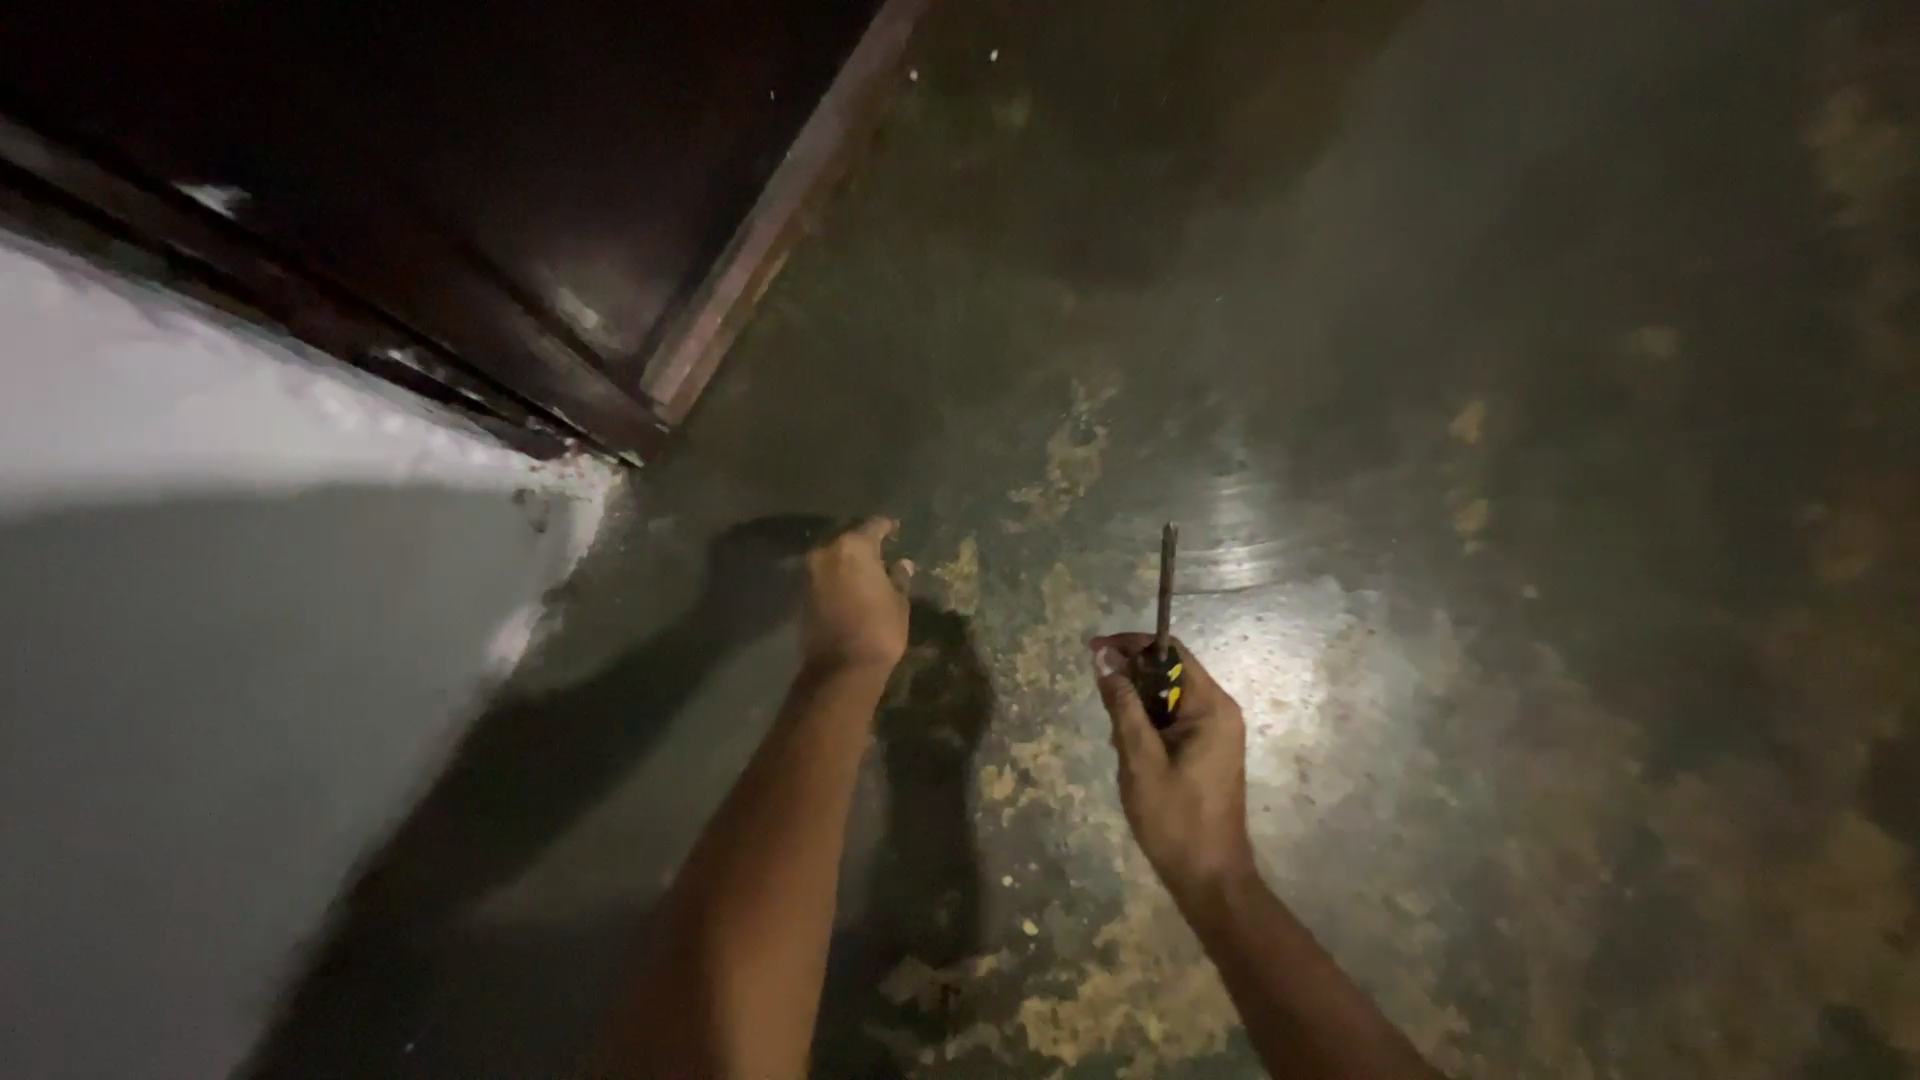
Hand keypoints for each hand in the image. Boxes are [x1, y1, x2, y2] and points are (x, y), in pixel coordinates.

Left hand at [801, 517, 912, 672]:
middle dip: (864, 546)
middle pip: (849, 541)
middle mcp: (827, 553)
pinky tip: (852, 588)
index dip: (887, 528)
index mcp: (854, 547)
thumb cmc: (879, 629)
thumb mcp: (899, 602)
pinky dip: (837, 580)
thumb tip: (902, 565)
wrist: (841, 668)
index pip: (874, 527)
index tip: (896, 530)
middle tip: (882, 553)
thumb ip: (899, 579)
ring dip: (848, 564)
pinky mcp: (802, 595)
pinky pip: (824, 578)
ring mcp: (810, 574)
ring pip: (833, 559)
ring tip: (868, 573)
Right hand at [1090, 634, 1255, 905]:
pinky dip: (1148, 723)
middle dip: (1131, 678)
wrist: (1210, 876)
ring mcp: (1216, 731)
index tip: (1094, 651)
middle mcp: (1219, 710)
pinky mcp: (1208, 749)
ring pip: (1168, 697)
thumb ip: (1122, 706)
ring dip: (1136, 704)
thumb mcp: (1140, 759)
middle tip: (1099, 699)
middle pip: (1170, 672)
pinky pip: (1174, 719)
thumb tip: (1104, 660)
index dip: (1131, 645)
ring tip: (1115, 737)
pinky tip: (1129, 749)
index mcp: (1211, 707)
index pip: (1171, 653)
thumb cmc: (1175, 819)